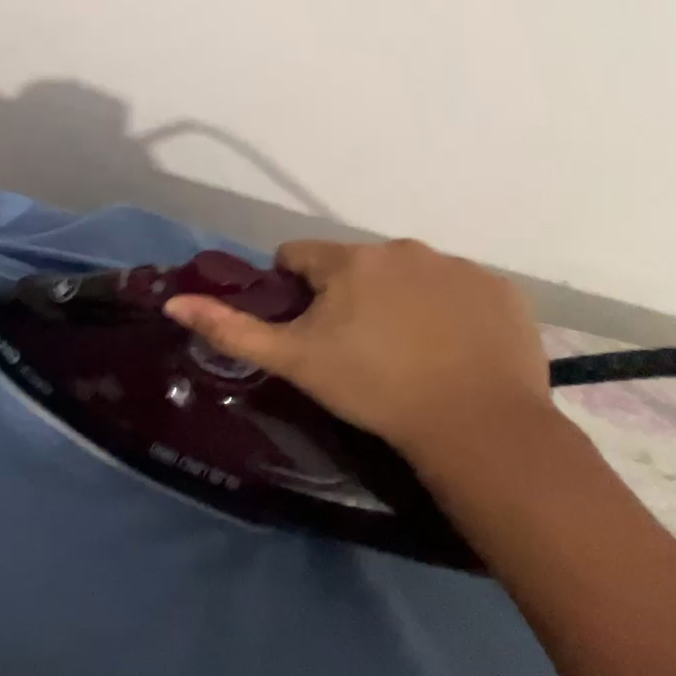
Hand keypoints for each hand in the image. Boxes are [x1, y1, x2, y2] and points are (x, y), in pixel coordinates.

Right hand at [163, 239, 554, 463]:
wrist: (478, 426)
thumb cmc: (372, 388)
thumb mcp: (292, 361)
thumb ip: (230, 328)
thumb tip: (173, 302)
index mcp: (348, 260)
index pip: (297, 256)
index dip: (292, 292)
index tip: (306, 331)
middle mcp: (403, 249)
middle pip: (353, 265)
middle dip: (345, 295)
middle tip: (351, 347)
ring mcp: (458, 267)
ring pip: (404, 275)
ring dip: (394, 299)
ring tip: (402, 351)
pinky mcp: (501, 291)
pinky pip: (455, 290)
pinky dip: (444, 310)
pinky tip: (446, 349)